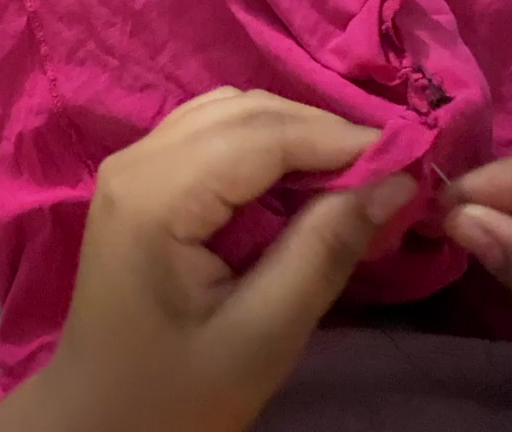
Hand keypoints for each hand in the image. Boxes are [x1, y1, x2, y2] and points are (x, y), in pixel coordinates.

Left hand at [0, 88, 416, 431]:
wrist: (98, 419)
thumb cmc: (176, 393)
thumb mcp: (262, 335)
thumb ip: (324, 249)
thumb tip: (395, 182)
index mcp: (155, 193)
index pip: (260, 135)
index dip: (340, 137)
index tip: (413, 157)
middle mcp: (137, 158)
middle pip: (243, 112)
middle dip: (321, 130)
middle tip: (391, 169)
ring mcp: (133, 161)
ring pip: (228, 112)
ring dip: (293, 131)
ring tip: (353, 172)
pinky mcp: (140, 175)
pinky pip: (209, 131)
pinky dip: (262, 142)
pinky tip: (298, 176)